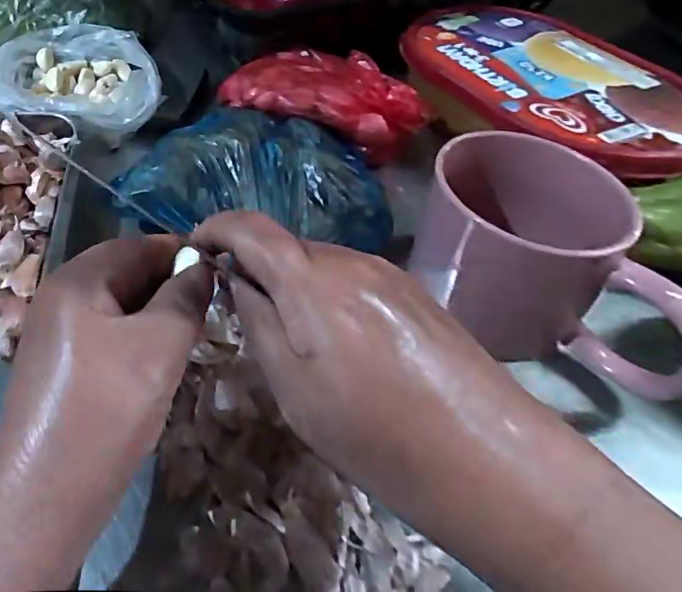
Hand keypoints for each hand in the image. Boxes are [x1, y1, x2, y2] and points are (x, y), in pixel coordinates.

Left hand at [0, 235, 210, 591]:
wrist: (42, 497)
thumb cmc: (105, 409)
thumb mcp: (159, 346)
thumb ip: (185, 296)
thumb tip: (202, 264)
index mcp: (77, 279)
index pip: (138, 245)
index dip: (180, 252)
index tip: (220, 268)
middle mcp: (60, 295)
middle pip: (125, 271)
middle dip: (169, 282)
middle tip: (209, 304)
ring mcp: (56, 332)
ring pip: (118, 305)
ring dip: (156, 312)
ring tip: (191, 332)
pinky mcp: (61, 365)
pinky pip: (106, 333)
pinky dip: (137, 337)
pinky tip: (159, 360)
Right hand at [195, 213, 681, 591]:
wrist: (481, 453)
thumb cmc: (372, 435)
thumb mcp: (292, 390)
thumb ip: (257, 321)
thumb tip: (238, 279)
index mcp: (310, 282)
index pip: (250, 227)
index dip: (218, 227)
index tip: (200, 245)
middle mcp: (347, 259)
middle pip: (286, 247)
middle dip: (259, 268)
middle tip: (250, 313)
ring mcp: (384, 269)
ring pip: (320, 262)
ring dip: (298, 285)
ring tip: (306, 344)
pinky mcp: (409, 285)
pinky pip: (352, 276)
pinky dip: (330, 295)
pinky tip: (348, 345)